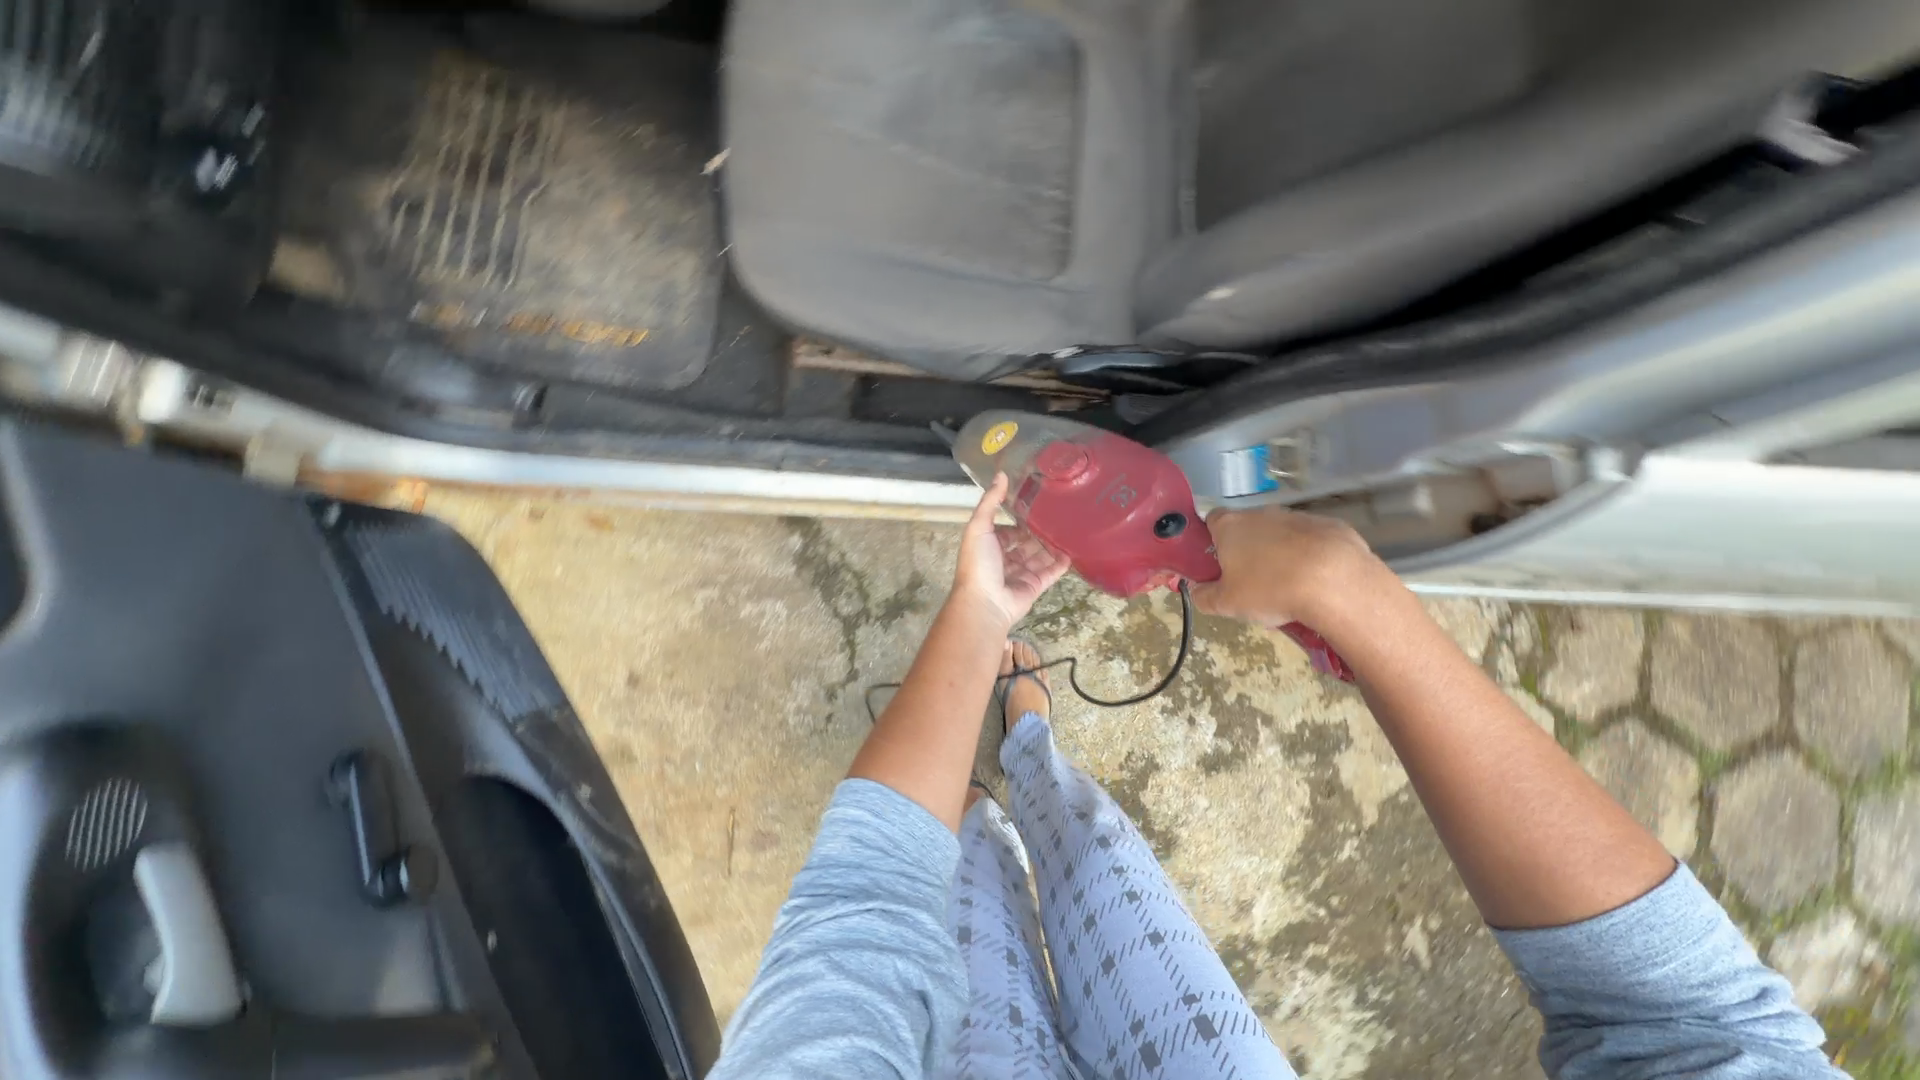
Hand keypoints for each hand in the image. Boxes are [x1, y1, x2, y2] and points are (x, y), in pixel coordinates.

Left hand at [951, 473, 1070, 628]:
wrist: (985, 602)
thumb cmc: (978, 563)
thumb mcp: (979, 527)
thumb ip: (991, 501)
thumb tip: (1002, 474)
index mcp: (989, 545)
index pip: (1008, 529)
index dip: (1021, 518)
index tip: (1039, 504)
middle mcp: (1004, 559)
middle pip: (1026, 543)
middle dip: (1039, 531)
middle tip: (1061, 514)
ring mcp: (1020, 574)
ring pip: (1039, 556)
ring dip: (1052, 545)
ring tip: (1071, 528)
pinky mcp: (1034, 586)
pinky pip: (1050, 572)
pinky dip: (1061, 563)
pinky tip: (1073, 550)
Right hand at [1189, 505, 1382, 625]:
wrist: (1335, 581)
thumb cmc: (1269, 589)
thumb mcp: (1226, 605)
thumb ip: (1204, 596)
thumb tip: (1197, 591)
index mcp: (1230, 526)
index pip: (1210, 521)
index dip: (1212, 542)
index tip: (1217, 566)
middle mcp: (1261, 513)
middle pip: (1247, 529)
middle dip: (1247, 552)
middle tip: (1252, 584)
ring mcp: (1297, 516)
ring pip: (1280, 535)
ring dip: (1279, 555)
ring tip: (1288, 587)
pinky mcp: (1328, 525)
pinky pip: (1310, 542)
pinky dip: (1309, 557)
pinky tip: (1316, 582)